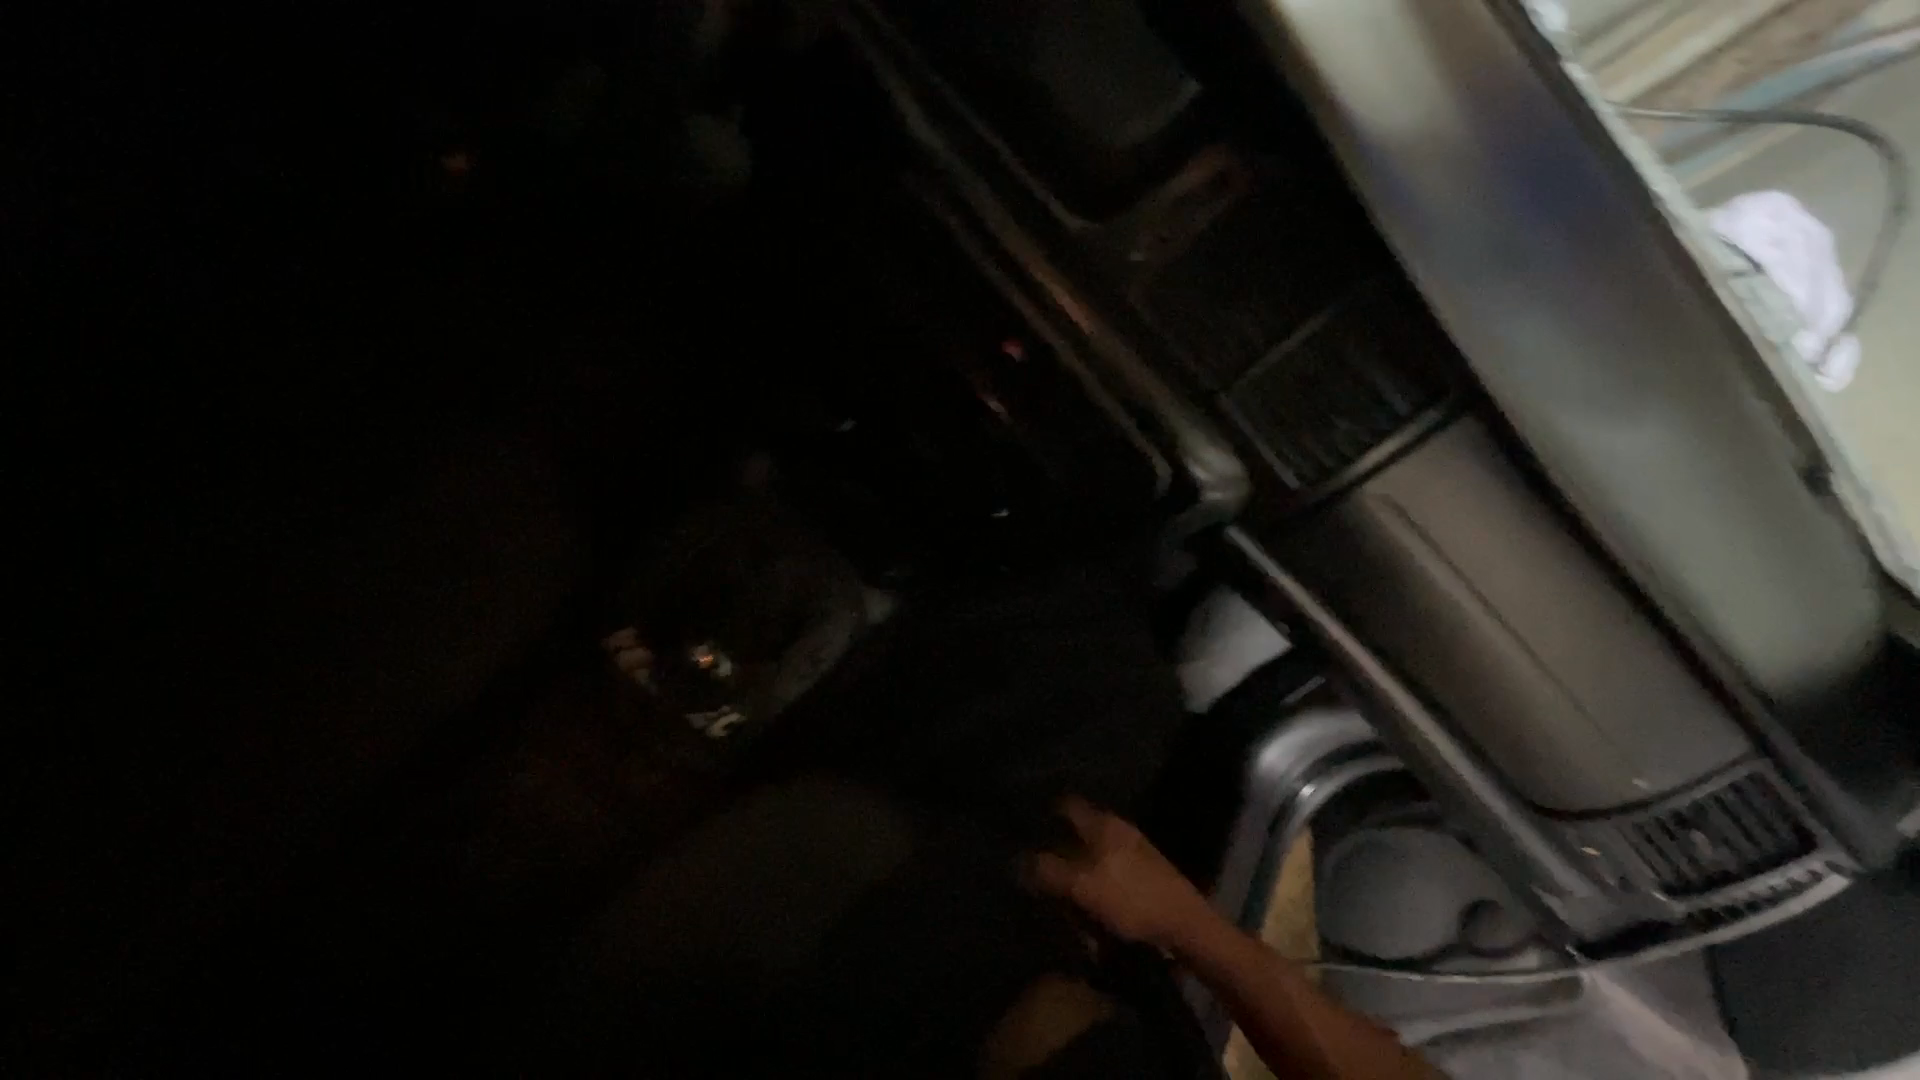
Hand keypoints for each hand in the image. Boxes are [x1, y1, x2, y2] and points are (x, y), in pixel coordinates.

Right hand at [1027, 797, 1218, 952]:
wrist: (1185, 926)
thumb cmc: (1132, 898)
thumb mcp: (1082, 886)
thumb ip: (1049, 871)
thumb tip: (1019, 861)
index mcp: (1103, 824)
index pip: (1067, 805)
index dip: (1046, 813)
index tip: (1026, 826)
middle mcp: (1119, 830)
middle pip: (1078, 832)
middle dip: (1059, 849)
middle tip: (1038, 869)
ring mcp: (1134, 852)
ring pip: (1094, 855)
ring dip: (1077, 873)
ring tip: (1060, 895)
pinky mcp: (1145, 875)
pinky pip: (1109, 874)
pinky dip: (1095, 886)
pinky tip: (1088, 909)